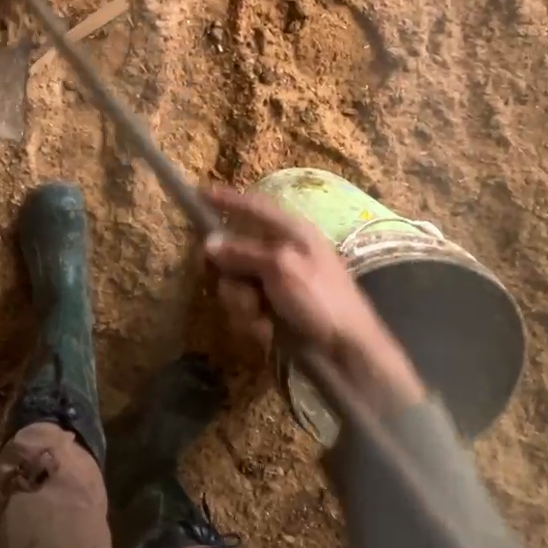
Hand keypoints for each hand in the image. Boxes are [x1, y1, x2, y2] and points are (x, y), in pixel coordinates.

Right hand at [202, 185, 426, 411]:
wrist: (347, 354)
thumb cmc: (321, 301)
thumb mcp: (281, 268)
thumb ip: (243, 252)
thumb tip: (208, 243)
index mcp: (292, 233)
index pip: (254, 207)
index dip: (228, 200)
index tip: (200, 193)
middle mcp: (281, 254)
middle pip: (233, 250)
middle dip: (228, 271)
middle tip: (223, 279)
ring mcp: (275, 284)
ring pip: (233, 283)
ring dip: (240, 302)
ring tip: (257, 316)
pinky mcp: (272, 311)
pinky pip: (243, 308)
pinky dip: (249, 320)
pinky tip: (265, 330)